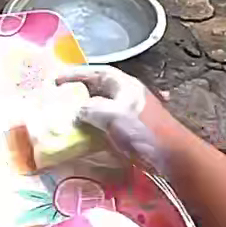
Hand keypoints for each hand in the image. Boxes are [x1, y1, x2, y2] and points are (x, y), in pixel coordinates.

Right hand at [54, 65, 188, 172]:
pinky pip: (103, 124)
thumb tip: (78, 111)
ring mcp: (127, 113)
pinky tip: (80, 134)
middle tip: (57, 98)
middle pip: (96, 88)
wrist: (169, 155)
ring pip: (99, 107)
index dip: (75, 74)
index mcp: (123, 84)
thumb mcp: (113, 114)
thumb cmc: (143, 129)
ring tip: (64, 116)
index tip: (56, 80)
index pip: (95, 72)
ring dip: (83, 111)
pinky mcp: (127, 131)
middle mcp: (124, 95)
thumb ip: (91, 109)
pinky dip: (90, 127)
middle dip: (77, 92)